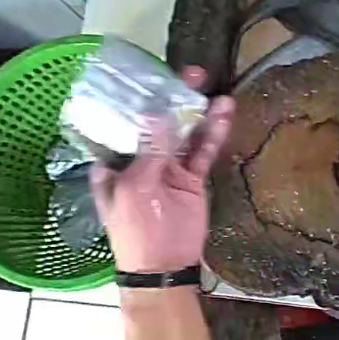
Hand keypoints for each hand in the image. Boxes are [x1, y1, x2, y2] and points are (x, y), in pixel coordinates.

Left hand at [89, 66, 234, 273]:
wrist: (164, 266)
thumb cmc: (136, 230)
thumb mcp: (137, 188)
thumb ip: (151, 151)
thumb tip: (159, 114)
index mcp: (115, 160)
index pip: (126, 120)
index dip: (141, 97)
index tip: (157, 75)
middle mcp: (141, 158)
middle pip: (160, 122)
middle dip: (175, 98)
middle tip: (194, 73)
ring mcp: (169, 168)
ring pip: (185, 134)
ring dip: (200, 114)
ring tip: (216, 91)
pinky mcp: (192, 179)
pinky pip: (203, 152)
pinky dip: (213, 135)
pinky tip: (223, 116)